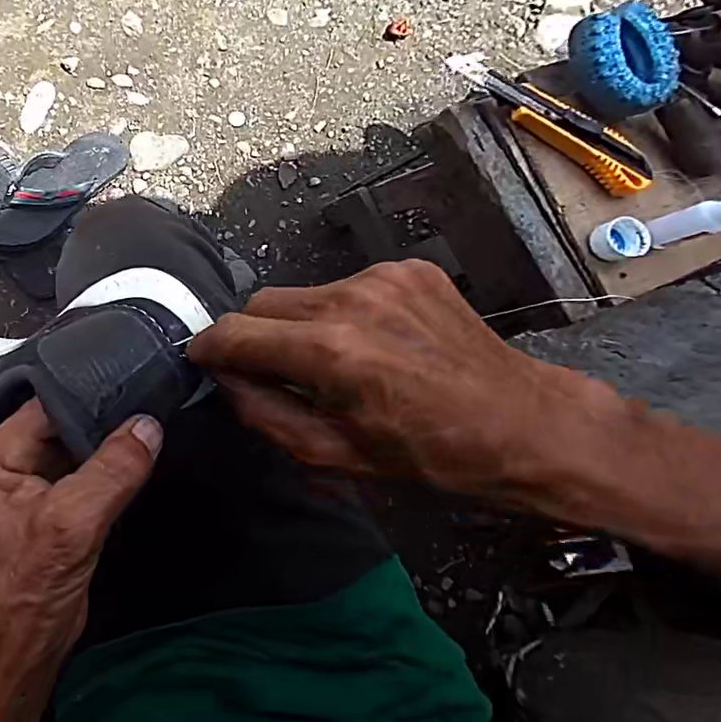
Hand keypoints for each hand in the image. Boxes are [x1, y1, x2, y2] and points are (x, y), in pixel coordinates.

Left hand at [0, 401, 160, 721]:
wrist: (20, 655)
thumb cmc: (28, 594)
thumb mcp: (71, 526)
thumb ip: (111, 472)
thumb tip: (148, 425)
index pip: (49, 402)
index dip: (92, 391)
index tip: (136, 379)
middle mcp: (11, 460)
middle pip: (65, 420)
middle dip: (106, 413)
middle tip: (152, 395)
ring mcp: (35, 483)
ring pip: (80, 445)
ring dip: (112, 439)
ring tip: (153, 419)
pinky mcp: (57, 504)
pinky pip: (89, 470)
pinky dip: (113, 464)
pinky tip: (141, 454)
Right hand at [187, 260, 629, 507]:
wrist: (520, 422)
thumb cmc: (426, 453)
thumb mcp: (330, 453)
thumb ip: (261, 411)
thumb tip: (223, 378)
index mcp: (330, 352)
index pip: (235, 331)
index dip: (207, 347)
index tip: (201, 359)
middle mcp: (351, 299)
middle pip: (261, 302)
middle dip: (252, 336)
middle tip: (268, 372)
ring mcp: (384, 276)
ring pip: (301, 293)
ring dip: (296, 325)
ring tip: (331, 362)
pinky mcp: (408, 268)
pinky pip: (343, 286)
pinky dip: (338, 313)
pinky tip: (369, 342)